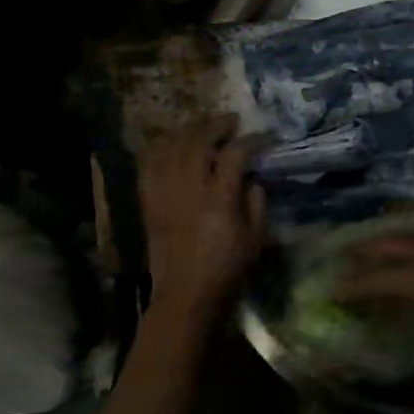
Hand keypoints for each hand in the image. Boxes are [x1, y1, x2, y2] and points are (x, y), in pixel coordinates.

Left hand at [138, 115, 265, 312]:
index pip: (235, 154)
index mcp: (219, 199)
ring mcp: (165, 194)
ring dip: (188, 130)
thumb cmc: (226, 268)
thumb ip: (257, 203)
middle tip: (231, 120)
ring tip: (203, 126)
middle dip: (216, 125)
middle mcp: (189, 189)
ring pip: (171, 147)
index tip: (264, 135)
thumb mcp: (256, 238)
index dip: (252, 140)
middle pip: (198, 141)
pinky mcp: (149, 201)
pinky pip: (149, 165)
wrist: (184, 294)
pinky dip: (160, 148)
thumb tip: (252, 178)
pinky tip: (172, 143)